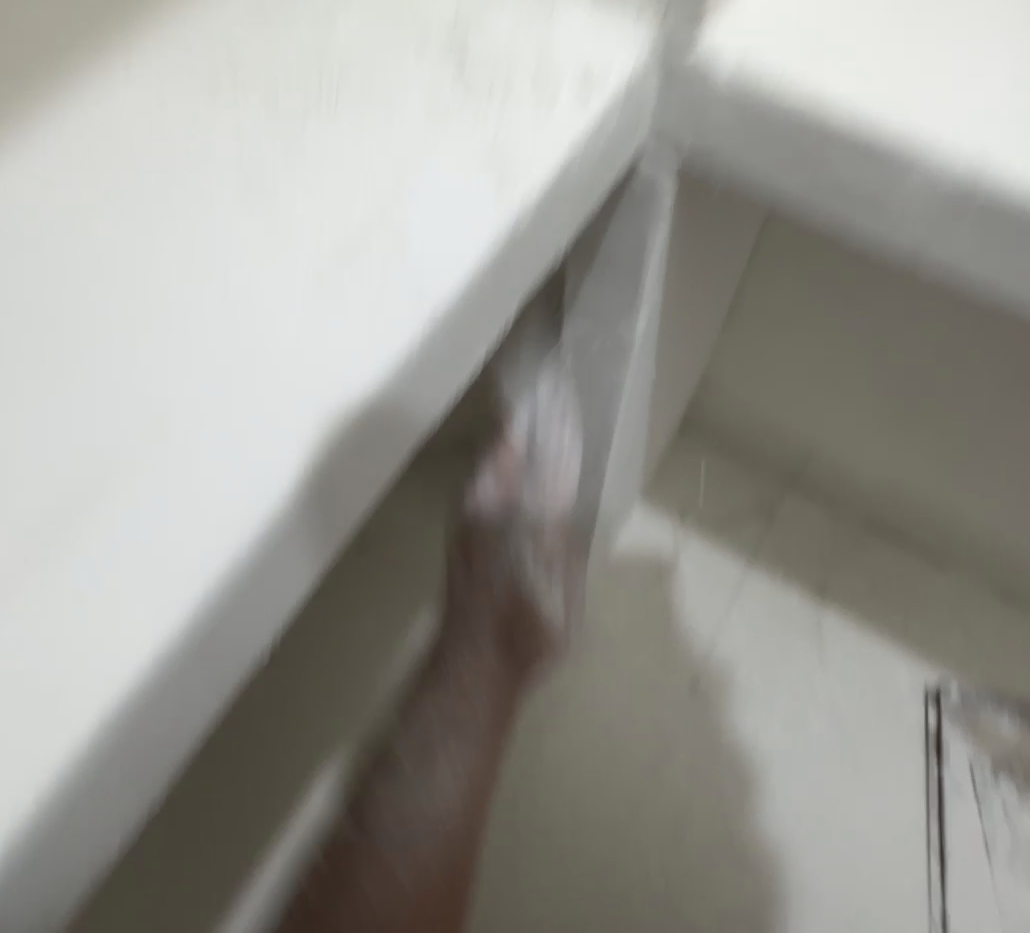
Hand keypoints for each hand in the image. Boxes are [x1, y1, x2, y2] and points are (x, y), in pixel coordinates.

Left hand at [444, 363, 586, 679]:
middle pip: (520, 440)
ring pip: (497, 452)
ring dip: (514, 421)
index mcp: (537, 517)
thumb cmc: (534, 633)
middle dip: (535, 406)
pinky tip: (505, 442)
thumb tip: (569, 502)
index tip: (565, 381)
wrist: (474, 659)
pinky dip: (498, 449)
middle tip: (546, 370)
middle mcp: (501, 504)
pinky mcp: (460, 520)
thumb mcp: (568, 587)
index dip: (560, 417)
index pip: (554, 453)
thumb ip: (567, 538)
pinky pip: (483, 471)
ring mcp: (474, 509)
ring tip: (528, 392)